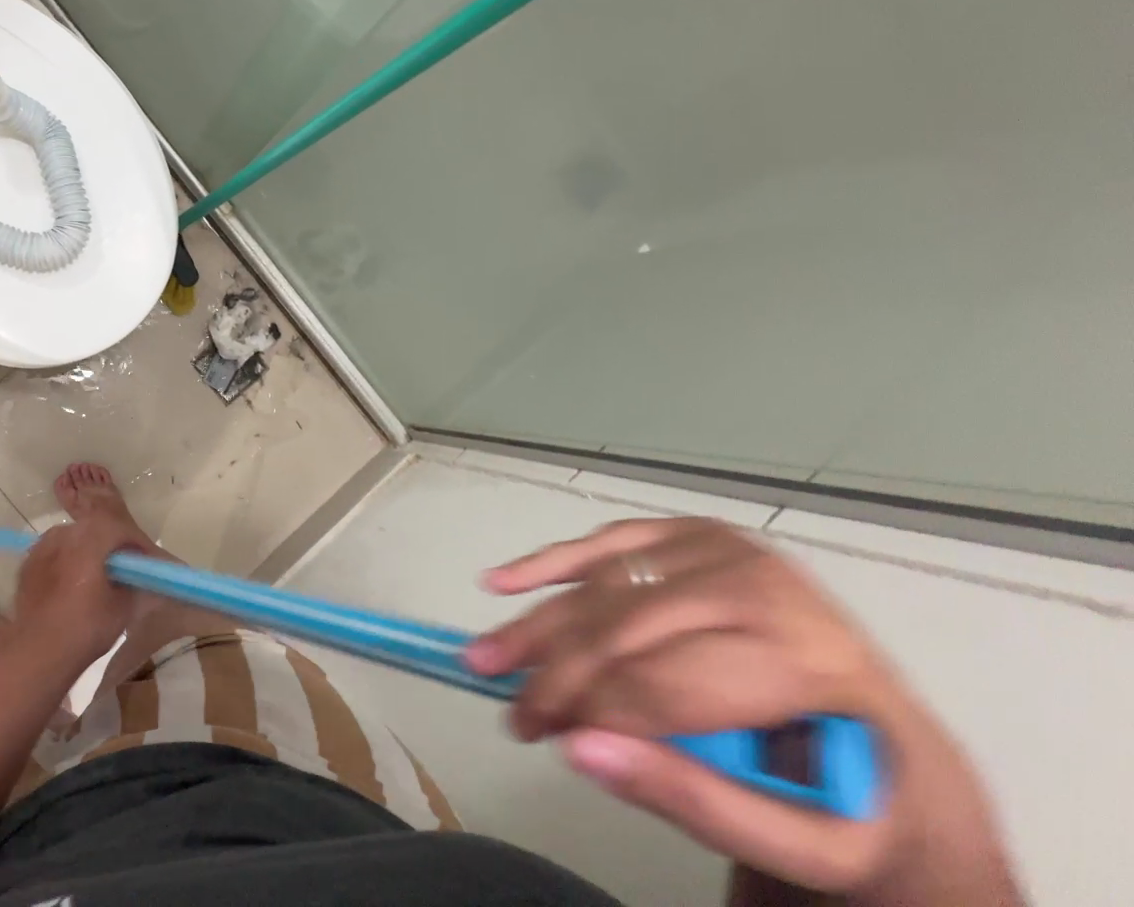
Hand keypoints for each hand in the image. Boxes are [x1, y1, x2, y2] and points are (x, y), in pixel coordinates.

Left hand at [13, 516, 139, 665]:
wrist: (37, 653)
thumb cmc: (85, 629)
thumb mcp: (123, 607)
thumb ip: (134, 583)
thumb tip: (137, 576)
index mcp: (87, 541)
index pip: (118, 526)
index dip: (135, 540)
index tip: (146, 558)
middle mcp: (62, 536)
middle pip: (94, 527)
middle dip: (112, 542)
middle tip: (125, 565)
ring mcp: (40, 548)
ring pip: (73, 537)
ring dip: (89, 548)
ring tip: (97, 573)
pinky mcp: (27, 564)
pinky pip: (55, 552)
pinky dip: (68, 559)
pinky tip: (72, 582)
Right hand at [467, 518, 1018, 902]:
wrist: (895, 748)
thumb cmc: (848, 801)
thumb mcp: (798, 842)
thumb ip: (692, 802)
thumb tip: (579, 749)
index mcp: (805, 662)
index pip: (664, 680)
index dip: (593, 709)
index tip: (546, 739)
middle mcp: (765, 590)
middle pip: (624, 629)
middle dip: (557, 675)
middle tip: (514, 715)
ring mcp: (729, 554)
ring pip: (604, 586)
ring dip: (537, 624)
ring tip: (484, 660)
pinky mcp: (700, 538)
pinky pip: (611, 543)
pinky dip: (551, 561)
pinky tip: (500, 581)